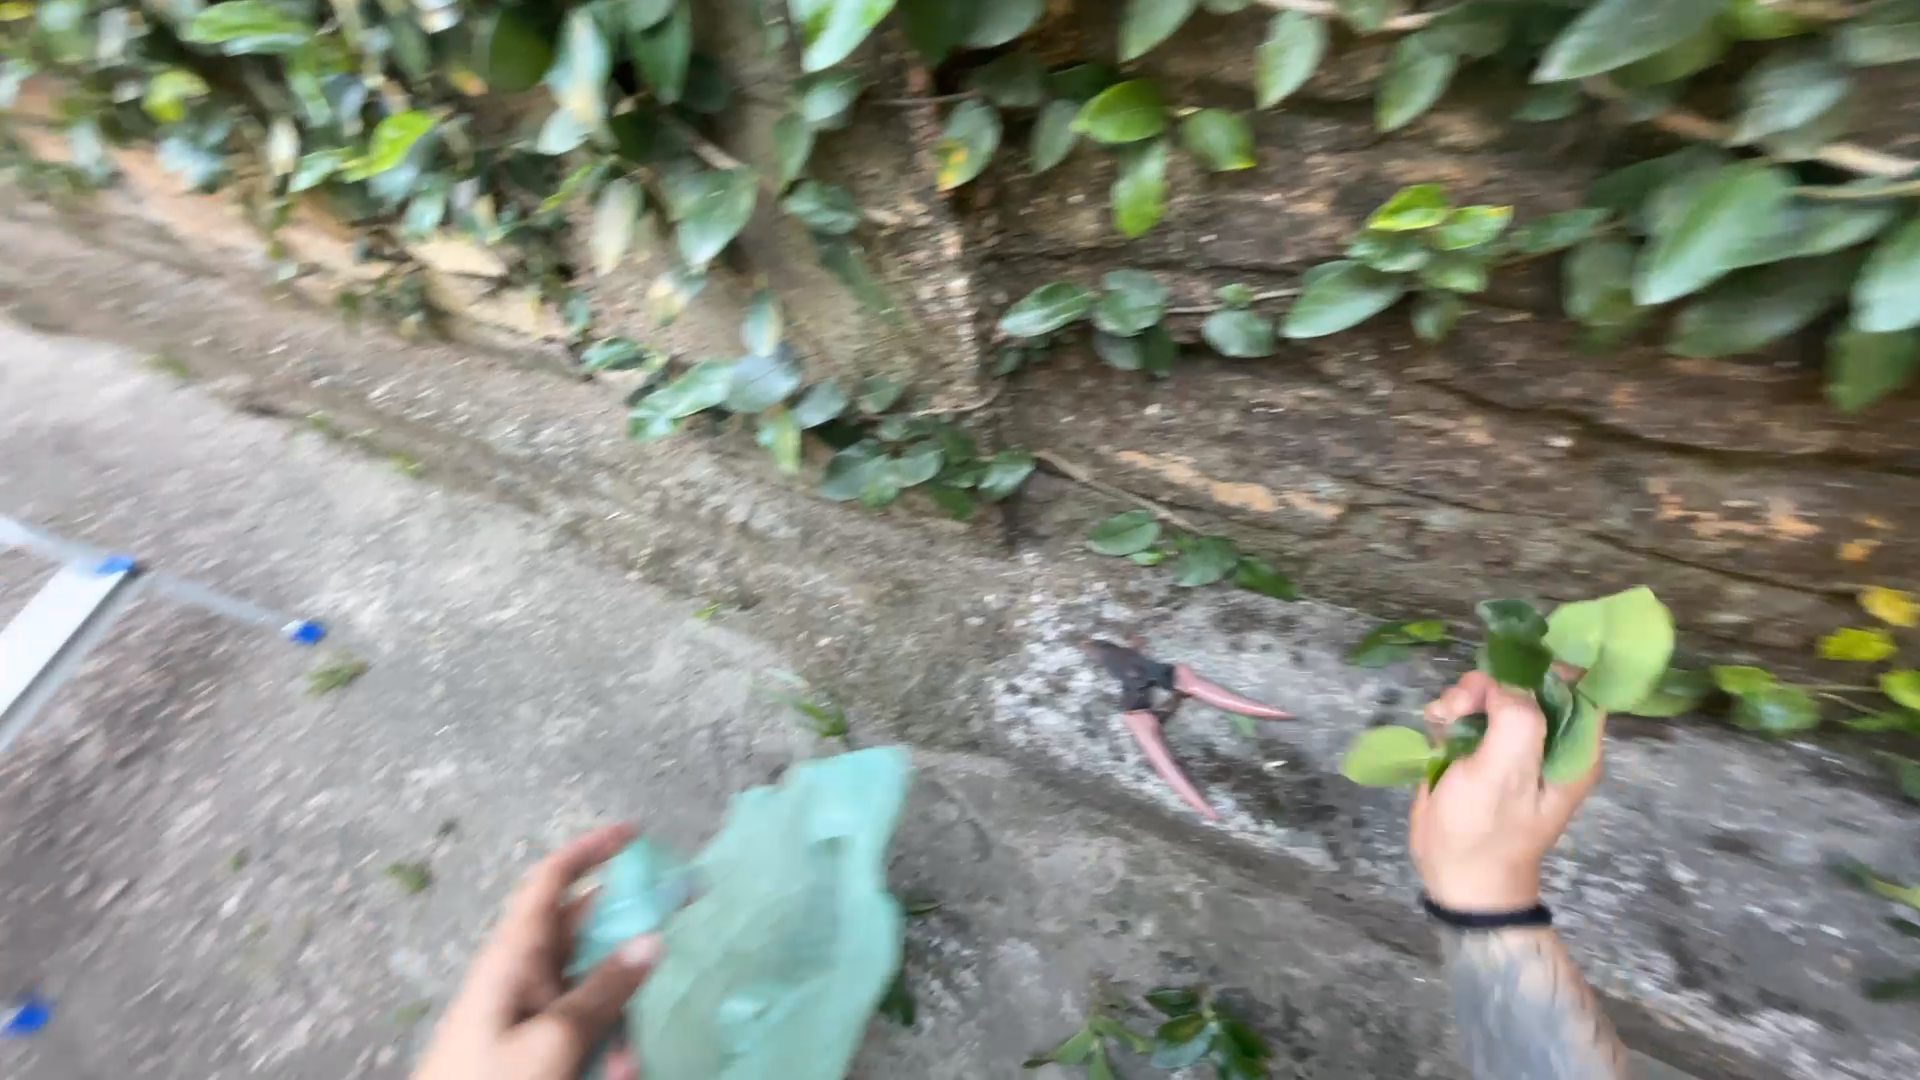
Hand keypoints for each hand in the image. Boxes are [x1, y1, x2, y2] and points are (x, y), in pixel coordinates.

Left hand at [414, 824, 658, 1079]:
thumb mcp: (553, 1041)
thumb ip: (605, 989)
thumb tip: (653, 939)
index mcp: (516, 954)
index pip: (553, 879)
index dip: (592, 848)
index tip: (636, 834)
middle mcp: (525, 972)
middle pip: (589, 930)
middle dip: (633, 940)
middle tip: (680, 924)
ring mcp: (530, 1010)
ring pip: (596, 985)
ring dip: (623, 1015)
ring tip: (628, 1066)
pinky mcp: (534, 1045)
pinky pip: (586, 1025)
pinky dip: (608, 1045)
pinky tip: (619, 1072)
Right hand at [1410, 672, 1603, 912]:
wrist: (1456, 872)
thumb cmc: (1487, 828)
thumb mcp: (1504, 773)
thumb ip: (1516, 720)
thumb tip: (1507, 681)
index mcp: (1572, 749)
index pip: (1576, 688)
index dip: (1546, 668)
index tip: (1507, 666)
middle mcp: (1545, 743)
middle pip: (1521, 686)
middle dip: (1488, 687)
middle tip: (1463, 706)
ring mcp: (1509, 747)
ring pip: (1487, 696)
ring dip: (1460, 700)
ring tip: (1443, 722)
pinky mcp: (1476, 751)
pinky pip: (1465, 714)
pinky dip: (1446, 714)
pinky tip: (1435, 731)